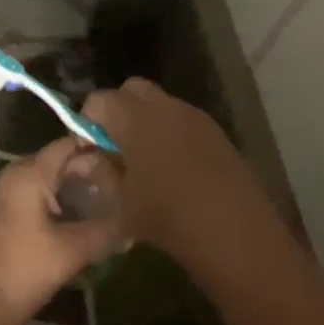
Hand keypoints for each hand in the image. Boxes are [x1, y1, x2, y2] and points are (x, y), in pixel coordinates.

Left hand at [0, 137, 122, 317]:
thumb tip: (131, 227)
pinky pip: (38, 191)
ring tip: (106, 196)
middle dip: (87, 169)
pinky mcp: (8, 209)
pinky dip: (59, 197)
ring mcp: (9, 191)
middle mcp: (16, 174)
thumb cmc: (29, 266)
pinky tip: (82, 214)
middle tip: (119, 181)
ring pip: (48, 176)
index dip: (93, 150)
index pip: (66, 146)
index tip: (120, 160)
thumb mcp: (74, 248)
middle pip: (57, 159)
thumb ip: (105, 231)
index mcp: (29, 174)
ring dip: (74, 184)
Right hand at [82, 78, 271, 267]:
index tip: (89, 150)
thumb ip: (101, 173)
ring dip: (145, 121)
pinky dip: (170, 132)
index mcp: (134, 118)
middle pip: (131, 90)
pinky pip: (183, 119)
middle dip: (117, 111)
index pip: (98, 100)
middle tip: (115, 147)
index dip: (87, 121)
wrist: (236, 234)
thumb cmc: (169, 218)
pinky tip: (174, 168)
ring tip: (145, 160)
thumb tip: (86, 159)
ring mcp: (194, 116)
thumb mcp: (122, 203)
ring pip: (159, 103)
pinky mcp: (216, 131)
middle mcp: (164, 107)